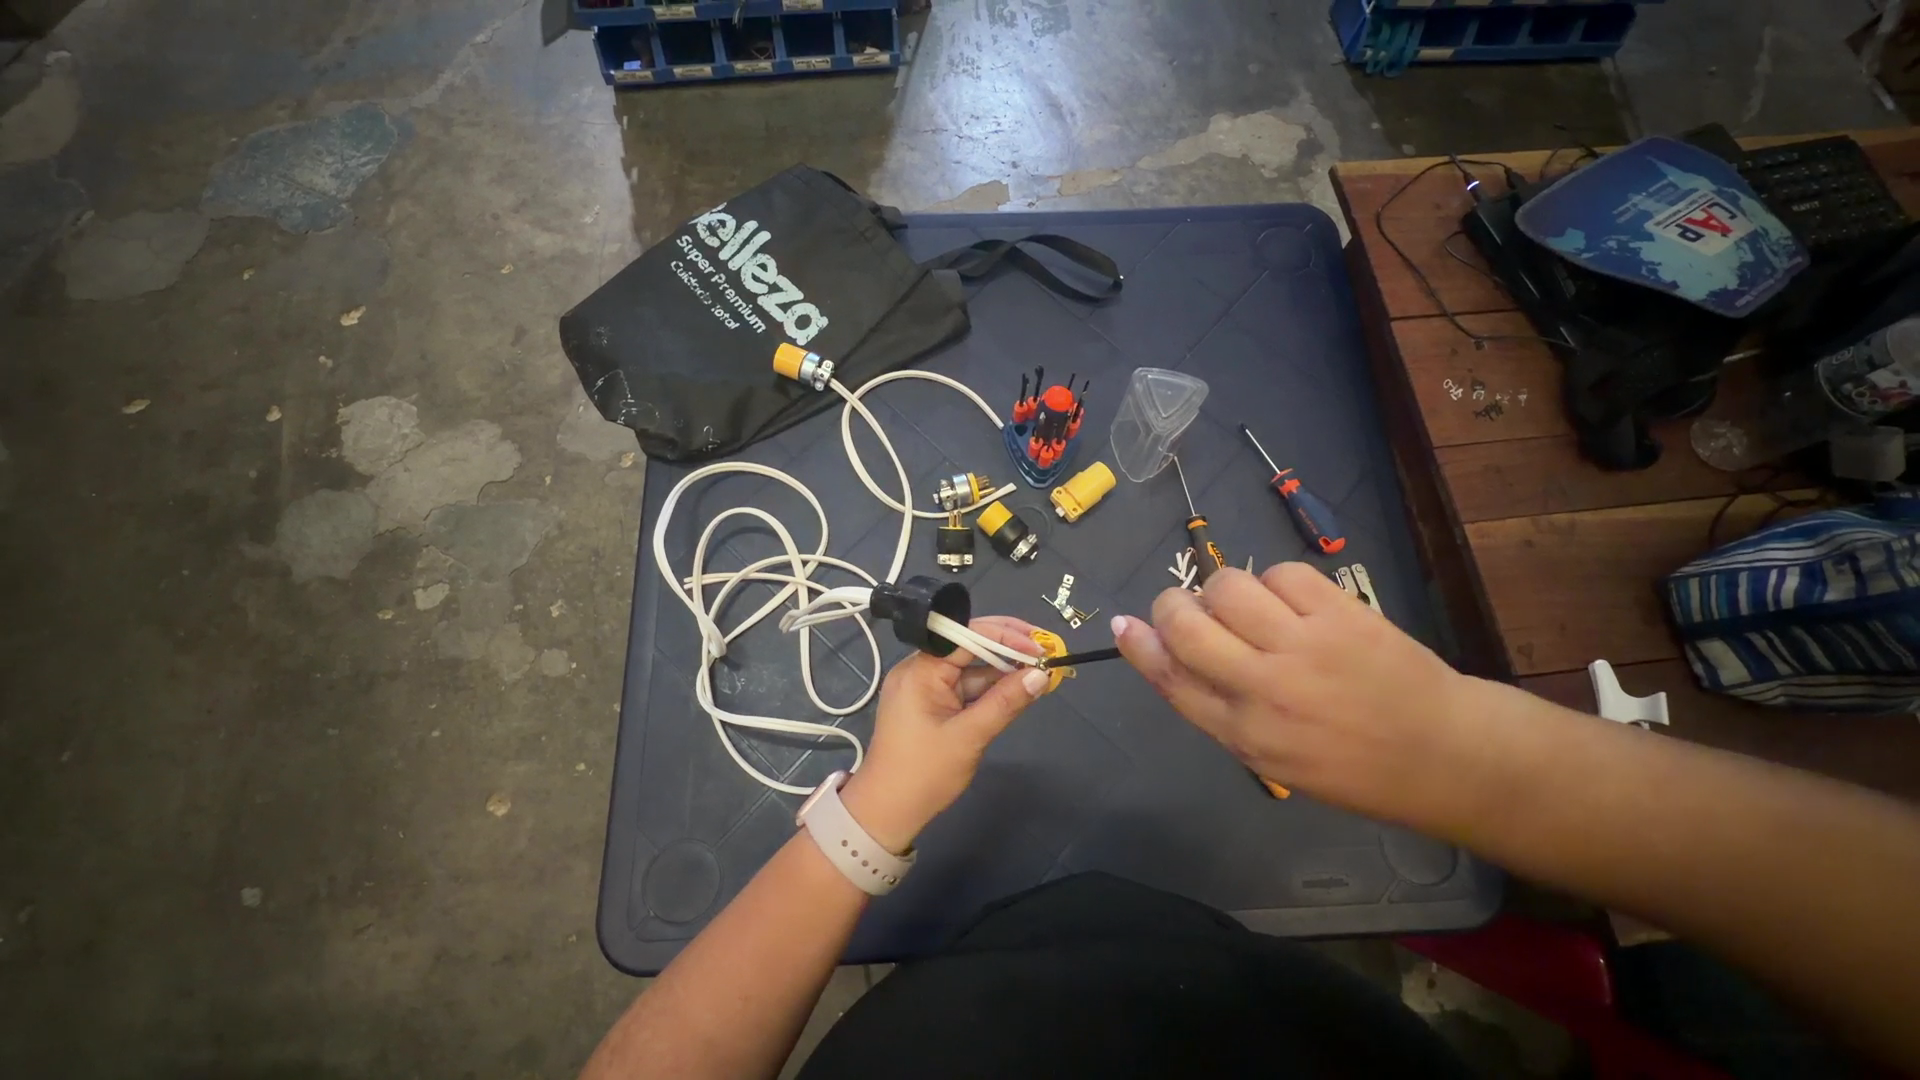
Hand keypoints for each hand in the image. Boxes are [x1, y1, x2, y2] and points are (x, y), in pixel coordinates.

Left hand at [842, 616, 1050, 853]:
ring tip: (1038, 669)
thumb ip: (1006, 702)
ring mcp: (923, 687)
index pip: (965, 635)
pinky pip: (963, 686)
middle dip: (1006, 646)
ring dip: (1001, 669)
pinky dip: (988, 688)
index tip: (1038, 645)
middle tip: (1044, 650)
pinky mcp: (929, 704)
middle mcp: (919, 669)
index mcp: (920, 670)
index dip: (1005, 636)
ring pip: (969, 668)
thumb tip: (1041, 674)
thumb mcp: (969, 737)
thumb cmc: (924, 774)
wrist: (886, 813)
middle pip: (967, 645)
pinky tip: (1016, 689)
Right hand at [1114, 564, 1484, 825]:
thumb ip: (1216, 705)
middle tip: (1187, 608)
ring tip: (1247, 607)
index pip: (1171, 678)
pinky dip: (1275, 581)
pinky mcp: (1341, 613)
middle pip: (1187, 624)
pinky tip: (1290, 602)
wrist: (1442, 753)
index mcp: (1244, 732)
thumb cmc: (1348, 765)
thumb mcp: (1269, 754)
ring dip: (1224, 590)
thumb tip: (1166, 651)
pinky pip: (1282, 571)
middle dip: (1171, 605)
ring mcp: (1304, 646)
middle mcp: (1265, 688)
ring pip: (1229, 585)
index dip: (1140, 645)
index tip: (1123, 623)